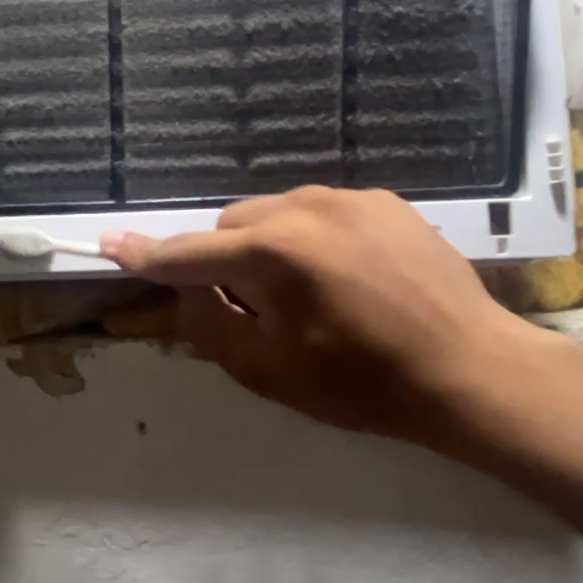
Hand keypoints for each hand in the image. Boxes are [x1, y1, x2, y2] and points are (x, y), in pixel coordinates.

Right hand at [102, 187, 547, 441]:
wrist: (474, 372)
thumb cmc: (364, 384)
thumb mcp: (268, 372)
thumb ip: (211, 325)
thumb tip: (189, 291)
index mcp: (272, 253)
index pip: (188, 253)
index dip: (145, 255)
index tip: (109, 245)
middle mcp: (303, 208)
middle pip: (230, 227)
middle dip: (225, 262)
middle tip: (255, 310)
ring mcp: (348, 198)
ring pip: (273, 214)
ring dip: (268, 248)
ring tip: (309, 296)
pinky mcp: (383, 200)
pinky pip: (319, 213)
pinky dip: (310, 240)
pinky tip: (346, 278)